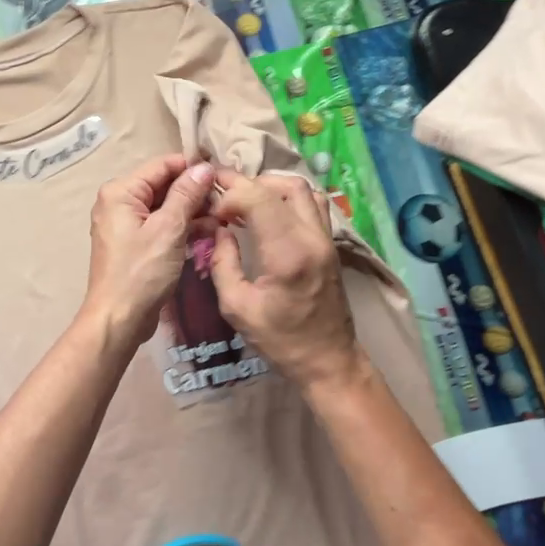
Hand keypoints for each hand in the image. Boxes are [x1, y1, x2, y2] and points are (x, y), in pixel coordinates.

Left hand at [82, 155, 216, 350]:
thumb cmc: (141, 272)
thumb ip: (186, 195)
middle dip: (194, 191)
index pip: (162, 165)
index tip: (223, 173)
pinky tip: (209, 230)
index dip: (192, 167)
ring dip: (192, 210)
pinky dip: (182, 225)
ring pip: (165, 205)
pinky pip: (161, 224)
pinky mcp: (135, 242)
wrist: (118, 320)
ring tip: (223, 216)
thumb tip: (204, 167)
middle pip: (163, 184)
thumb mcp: (168, 229)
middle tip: (227, 199)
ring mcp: (126, 223)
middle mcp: (119, 201)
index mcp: (121, 191)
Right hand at [208, 169, 363, 393]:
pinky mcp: (330, 242)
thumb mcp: (236, 308)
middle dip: (246, 184)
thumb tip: (218, 230)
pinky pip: (312, 202)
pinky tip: (268, 211)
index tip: (214, 213)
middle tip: (222, 195)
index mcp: (288, 254)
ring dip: (270, 185)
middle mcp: (311, 237)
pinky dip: (288, 196)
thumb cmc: (281, 341)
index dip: (230, 195)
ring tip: (245, 200)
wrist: (329, 361)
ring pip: (301, 188)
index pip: (258, 198)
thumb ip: (222, 263)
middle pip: (280, 186)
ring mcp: (325, 238)